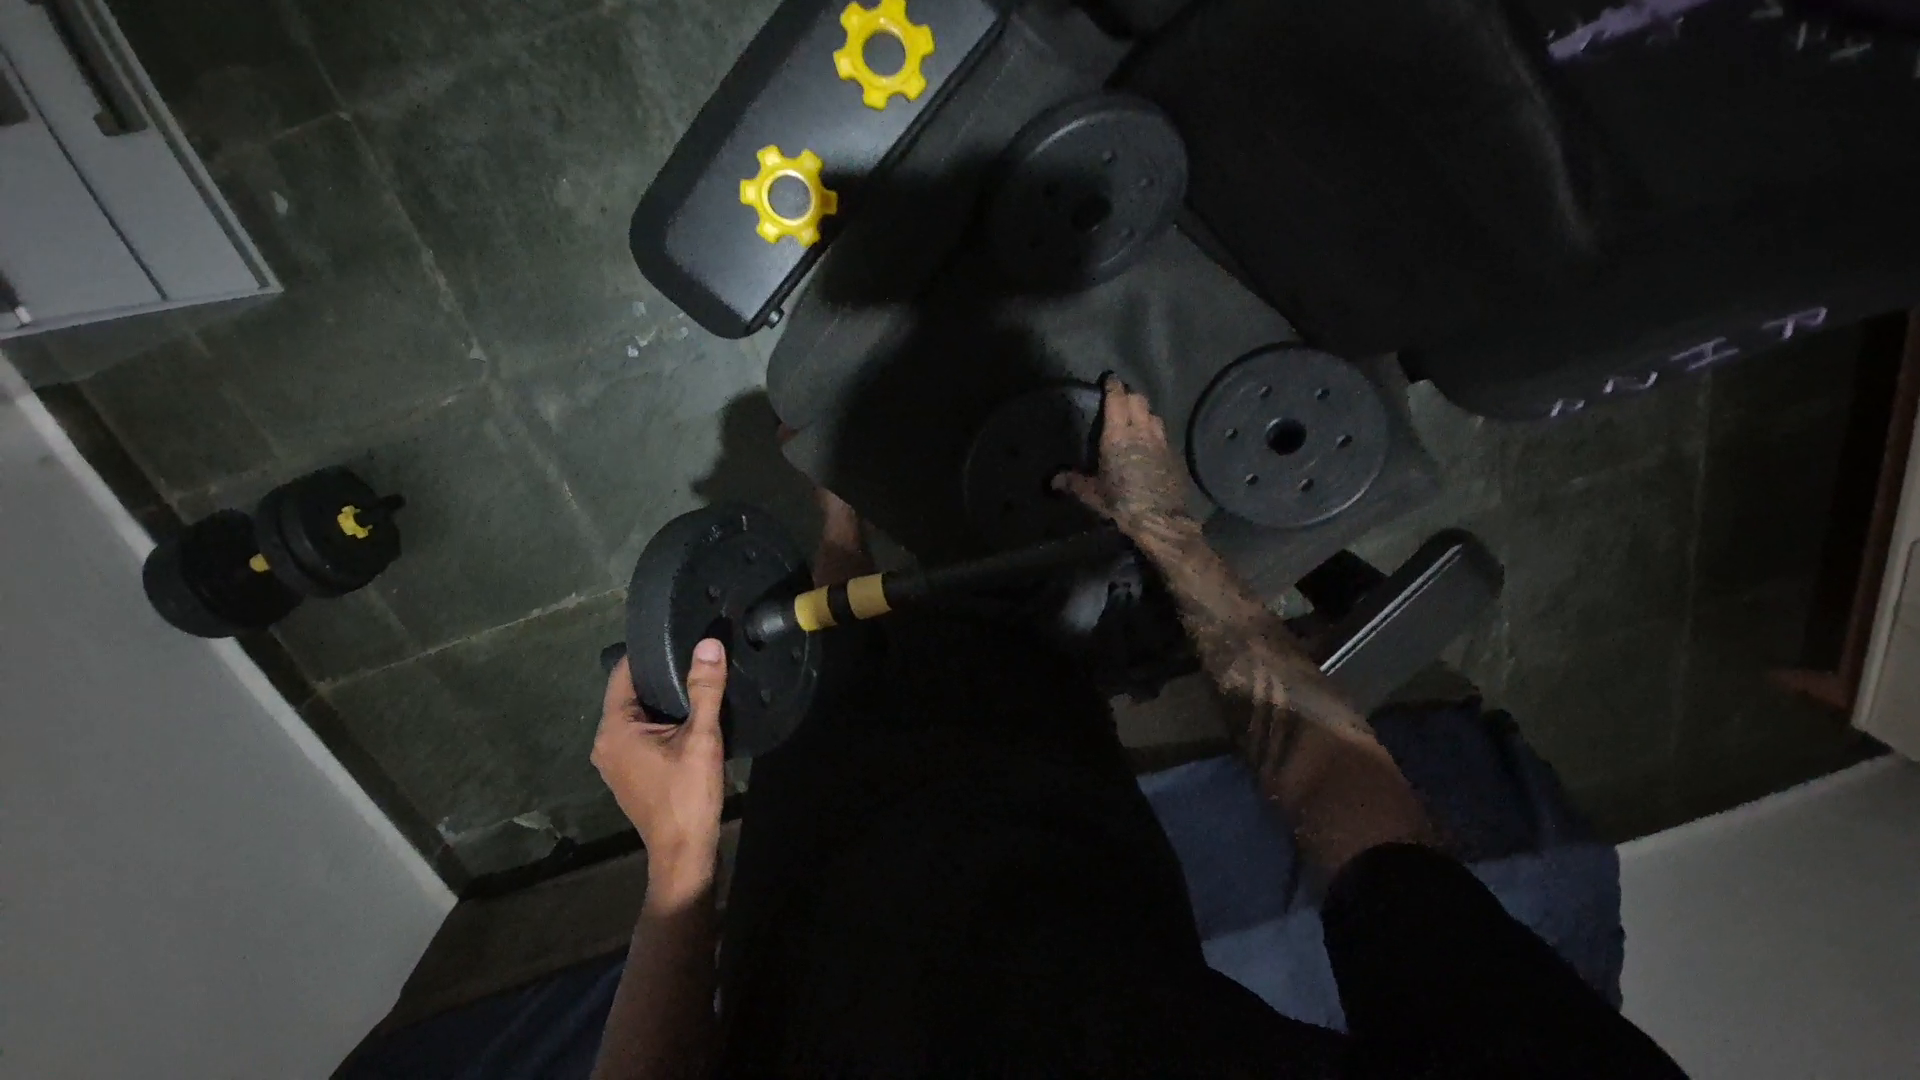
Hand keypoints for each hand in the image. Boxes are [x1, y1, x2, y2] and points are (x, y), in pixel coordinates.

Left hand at [593, 641, 727, 909]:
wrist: (684, 852)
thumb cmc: (687, 794)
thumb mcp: (702, 737)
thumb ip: (704, 689)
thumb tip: (708, 644)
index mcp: (614, 729)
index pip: (623, 673)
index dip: (650, 652)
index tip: (678, 636)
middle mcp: (605, 742)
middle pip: (631, 693)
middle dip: (661, 675)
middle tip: (695, 656)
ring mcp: (614, 761)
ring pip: (638, 714)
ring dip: (664, 700)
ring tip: (697, 681)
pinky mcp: (629, 773)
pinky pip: (642, 733)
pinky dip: (662, 722)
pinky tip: (691, 717)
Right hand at [1053, 376, 1193, 545]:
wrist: (1160, 519)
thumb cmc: (1121, 502)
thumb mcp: (1092, 494)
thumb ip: (1073, 482)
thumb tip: (1053, 480)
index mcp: (1118, 435)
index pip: (1117, 399)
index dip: (1113, 386)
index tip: (1109, 379)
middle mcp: (1141, 431)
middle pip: (1138, 400)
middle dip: (1129, 395)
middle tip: (1120, 398)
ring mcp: (1161, 441)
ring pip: (1153, 414)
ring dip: (1144, 411)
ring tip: (1136, 417)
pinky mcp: (1173, 454)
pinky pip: (1163, 433)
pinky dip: (1155, 430)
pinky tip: (1150, 441)